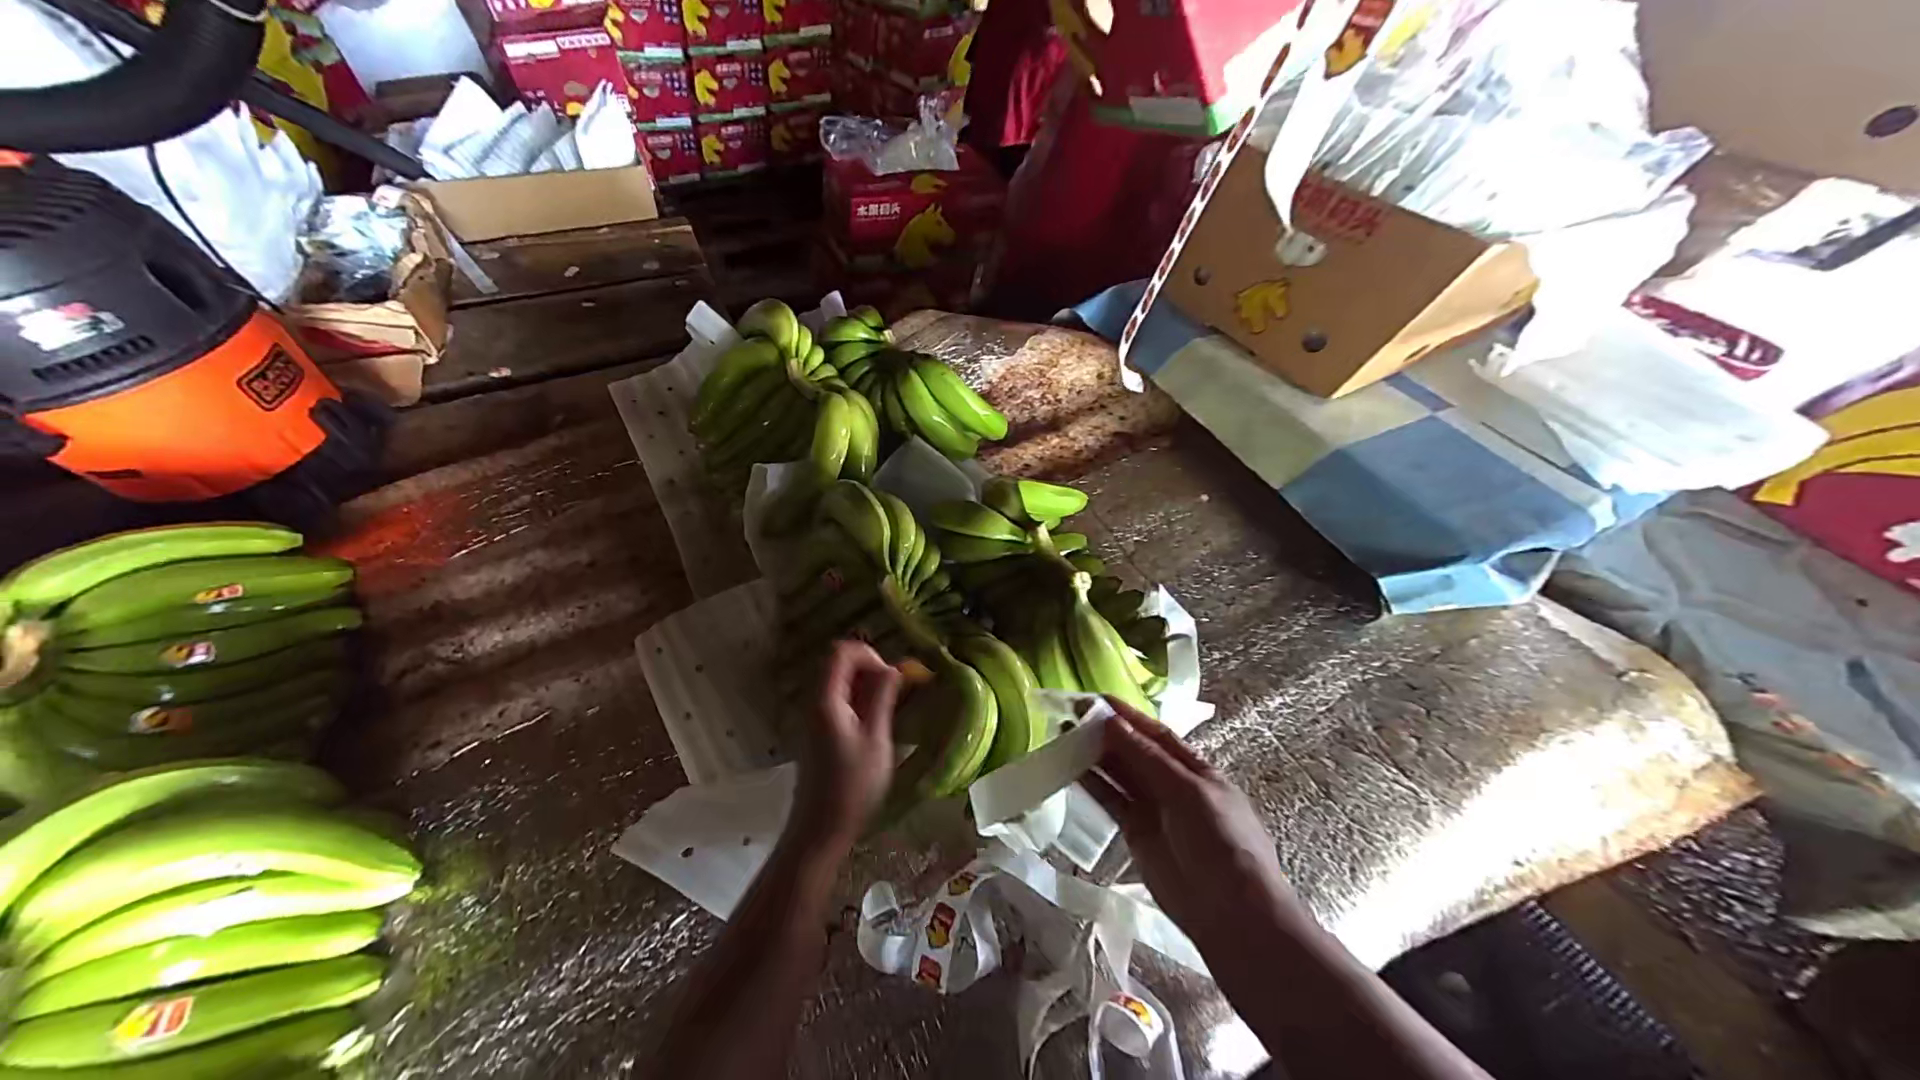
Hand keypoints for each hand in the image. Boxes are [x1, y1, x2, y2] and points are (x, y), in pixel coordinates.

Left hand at [789, 641, 901, 853]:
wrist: (820, 829)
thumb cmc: (852, 787)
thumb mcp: (877, 740)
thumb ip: (883, 698)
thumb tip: (895, 667)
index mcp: (826, 700)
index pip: (842, 652)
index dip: (870, 654)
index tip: (893, 677)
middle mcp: (815, 701)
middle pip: (839, 662)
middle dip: (871, 666)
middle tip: (897, 688)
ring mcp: (814, 715)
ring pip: (840, 680)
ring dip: (867, 682)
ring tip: (892, 704)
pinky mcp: (819, 729)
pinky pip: (838, 698)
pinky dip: (859, 698)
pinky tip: (877, 719)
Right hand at [1082, 700, 1306, 952]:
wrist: (1233, 914)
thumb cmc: (1222, 843)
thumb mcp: (1189, 792)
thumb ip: (1147, 758)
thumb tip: (1111, 723)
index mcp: (1195, 768)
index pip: (1155, 734)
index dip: (1126, 716)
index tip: (1093, 699)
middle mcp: (1172, 783)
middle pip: (1133, 751)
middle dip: (1104, 733)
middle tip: (1069, 715)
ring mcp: (1153, 809)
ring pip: (1119, 774)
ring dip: (1094, 755)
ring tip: (1062, 736)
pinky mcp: (1136, 833)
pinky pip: (1111, 801)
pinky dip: (1092, 785)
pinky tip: (1070, 769)